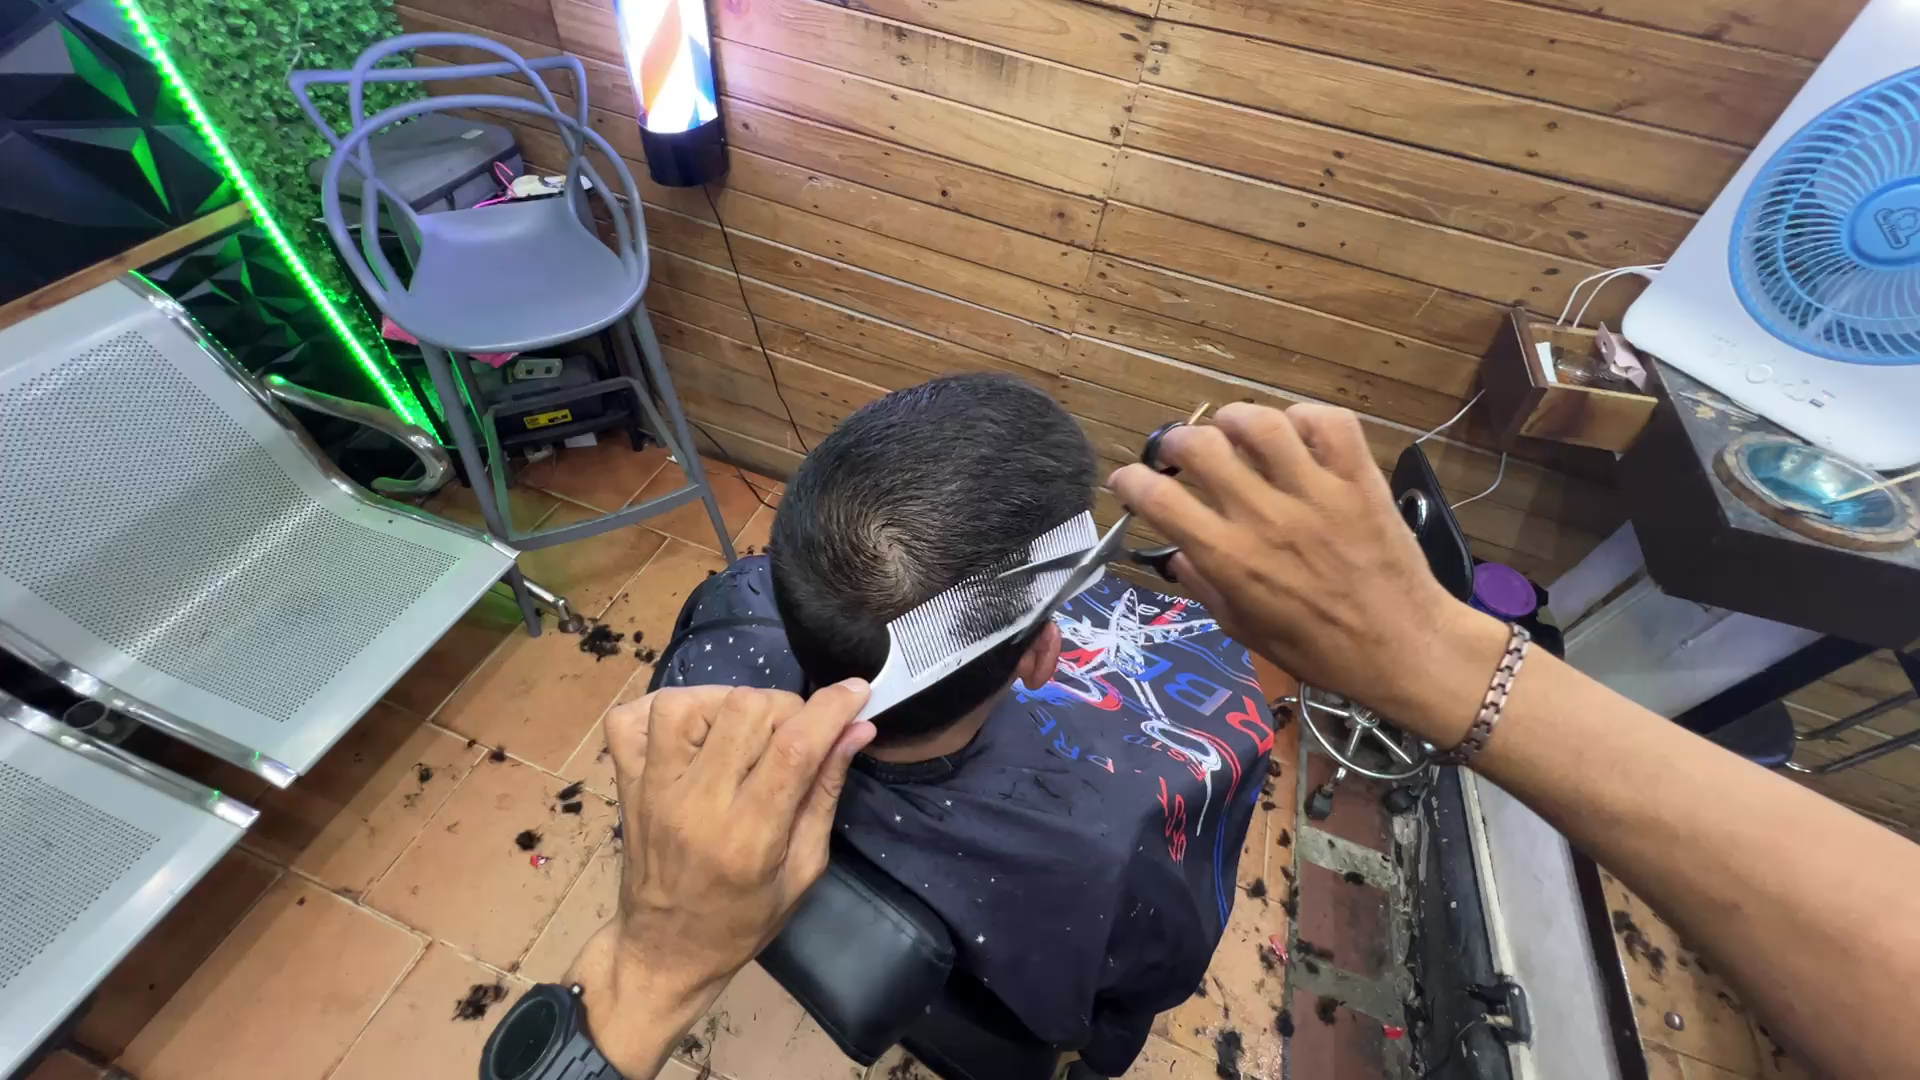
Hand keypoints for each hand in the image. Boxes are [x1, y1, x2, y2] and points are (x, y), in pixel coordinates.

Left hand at [565, 682, 874, 1074]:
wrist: (662, 954)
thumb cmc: (743, 920)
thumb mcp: (804, 868)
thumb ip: (826, 791)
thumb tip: (857, 728)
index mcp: (747, 836)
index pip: (793, 747)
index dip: (831, 708)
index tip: (857, 691)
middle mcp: (695, 804)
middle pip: (744, 710)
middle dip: (785, 707)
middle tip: (795, 732)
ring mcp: (650, 790)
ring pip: (684, 704)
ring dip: (727, 703)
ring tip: (744, 729)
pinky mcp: (624, 783)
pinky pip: (629, 719)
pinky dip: (664, 709)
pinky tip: (694, 727)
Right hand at [1109, 402, 1506, 745]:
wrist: (1404, 649)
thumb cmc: (1315, 649)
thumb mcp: (1240, 628)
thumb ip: (1202, 585)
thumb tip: (1176, 555)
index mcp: (1228, 558)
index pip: (1157, 499)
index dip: (1129, 481)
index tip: (1129, 481)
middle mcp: (1263, 517)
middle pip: (1200, 446)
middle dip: (1174, 441)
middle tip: (1178, 453)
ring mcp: (1315, 493)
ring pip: (1259, 423)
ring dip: (1231, 419)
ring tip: (1230, 431)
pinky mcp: (1359, 480)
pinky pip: (1327, 423)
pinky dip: (1301, 417)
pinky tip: (1291, 433)